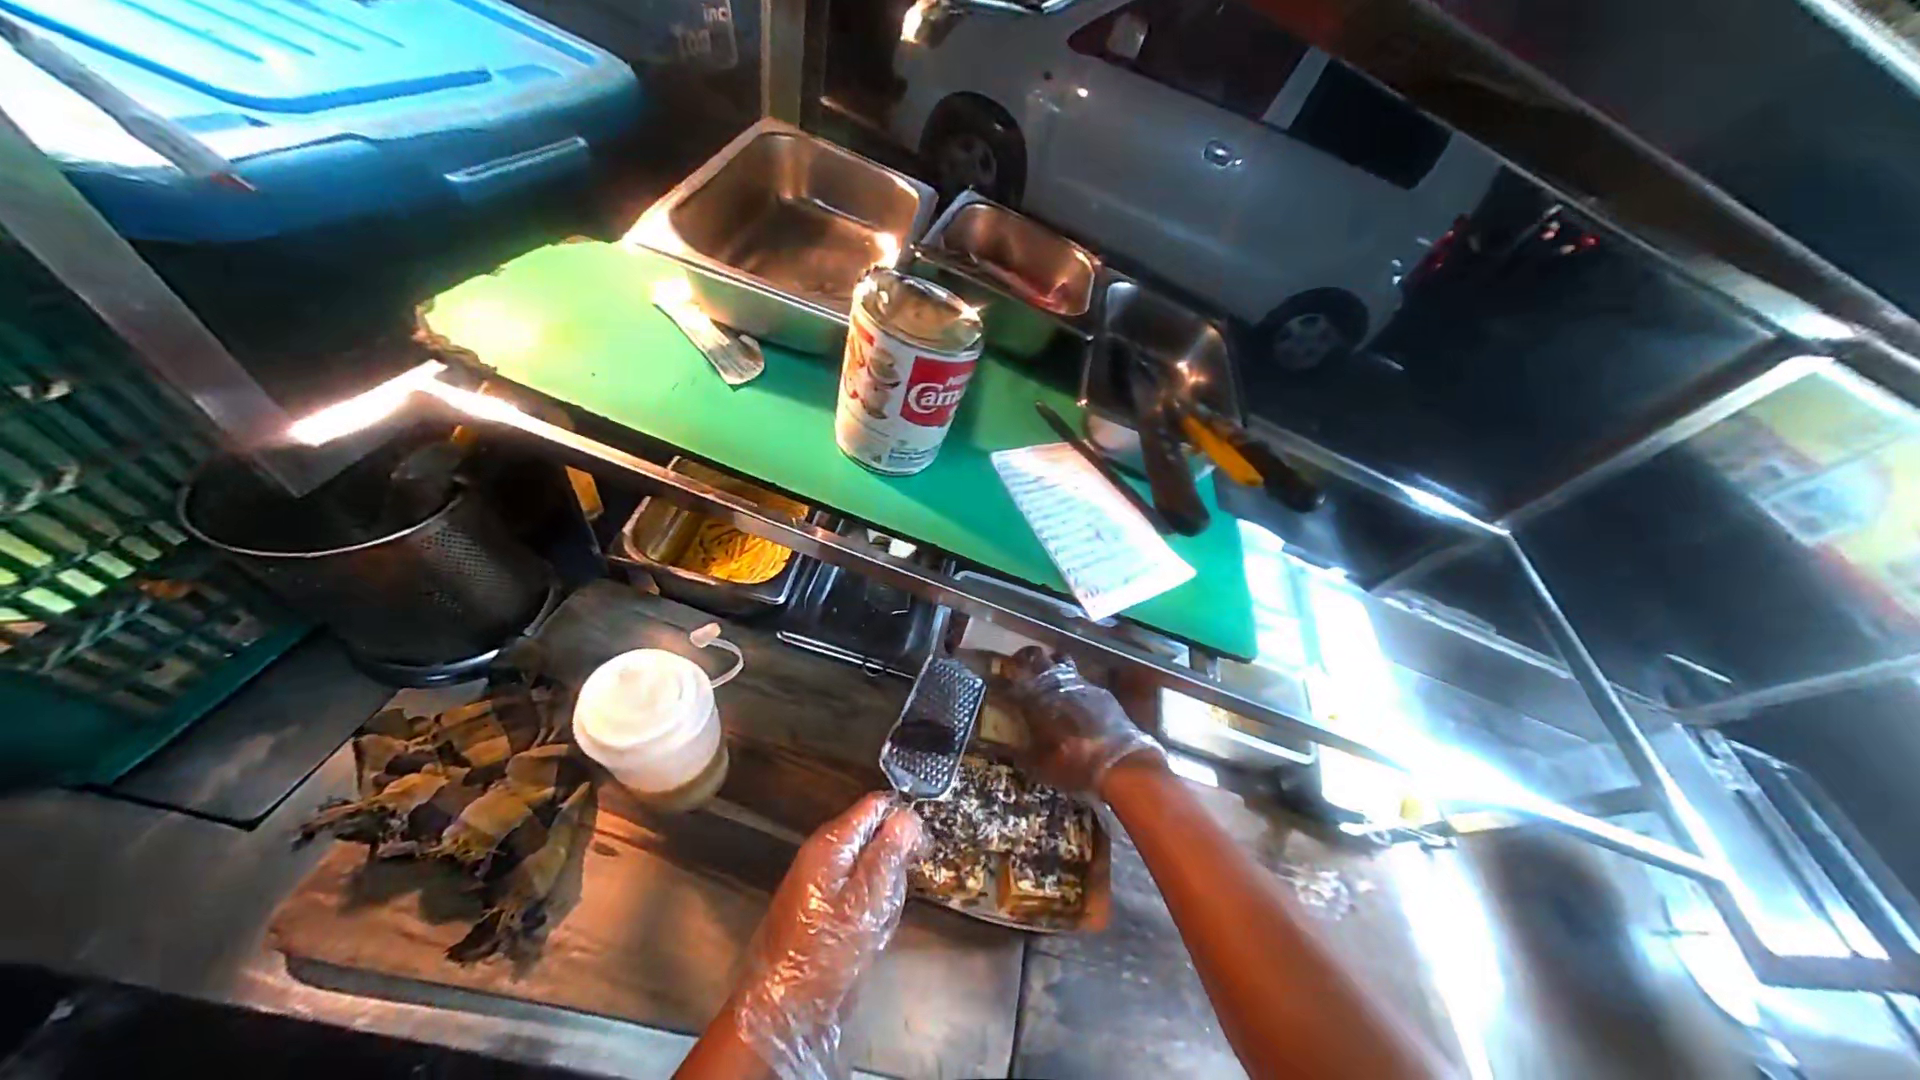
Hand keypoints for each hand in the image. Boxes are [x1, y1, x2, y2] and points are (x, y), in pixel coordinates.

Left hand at [728, 792, 923, 1079]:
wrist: (781, 1006)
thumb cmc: (825, 952)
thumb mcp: (865, 902)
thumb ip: (887, 854)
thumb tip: (906, 815)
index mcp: (831, 842)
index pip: (874, 805)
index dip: (904, 817)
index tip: (924, 845)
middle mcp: (821, 851)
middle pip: (871, 831)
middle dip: (894, 854)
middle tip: (903, 887)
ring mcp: (818, 876)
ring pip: (866, 861)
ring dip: (883, 881)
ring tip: (884, 914)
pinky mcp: (819, 901)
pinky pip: (855, 885)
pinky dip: (869, 899)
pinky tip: (871, 926)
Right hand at [1002, 646, 1162, 794]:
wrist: (1122, 765)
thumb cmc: (1074, 765)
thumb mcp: (1039, 766)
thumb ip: (1021, 751)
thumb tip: (1006, 745)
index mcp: (1036, 697)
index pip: (1014, 671)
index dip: (1006, 669)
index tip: (1001, 675)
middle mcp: (1057, 684)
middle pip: (1038, 656)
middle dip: (1028, 659)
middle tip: (1023, 670)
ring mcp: (1082, 684)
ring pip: (1062, 663)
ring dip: (1054, 668)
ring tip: (1051, 684)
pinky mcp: (1102, 692)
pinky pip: (1082, 680)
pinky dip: (1075, 687)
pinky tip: (1076, 703)